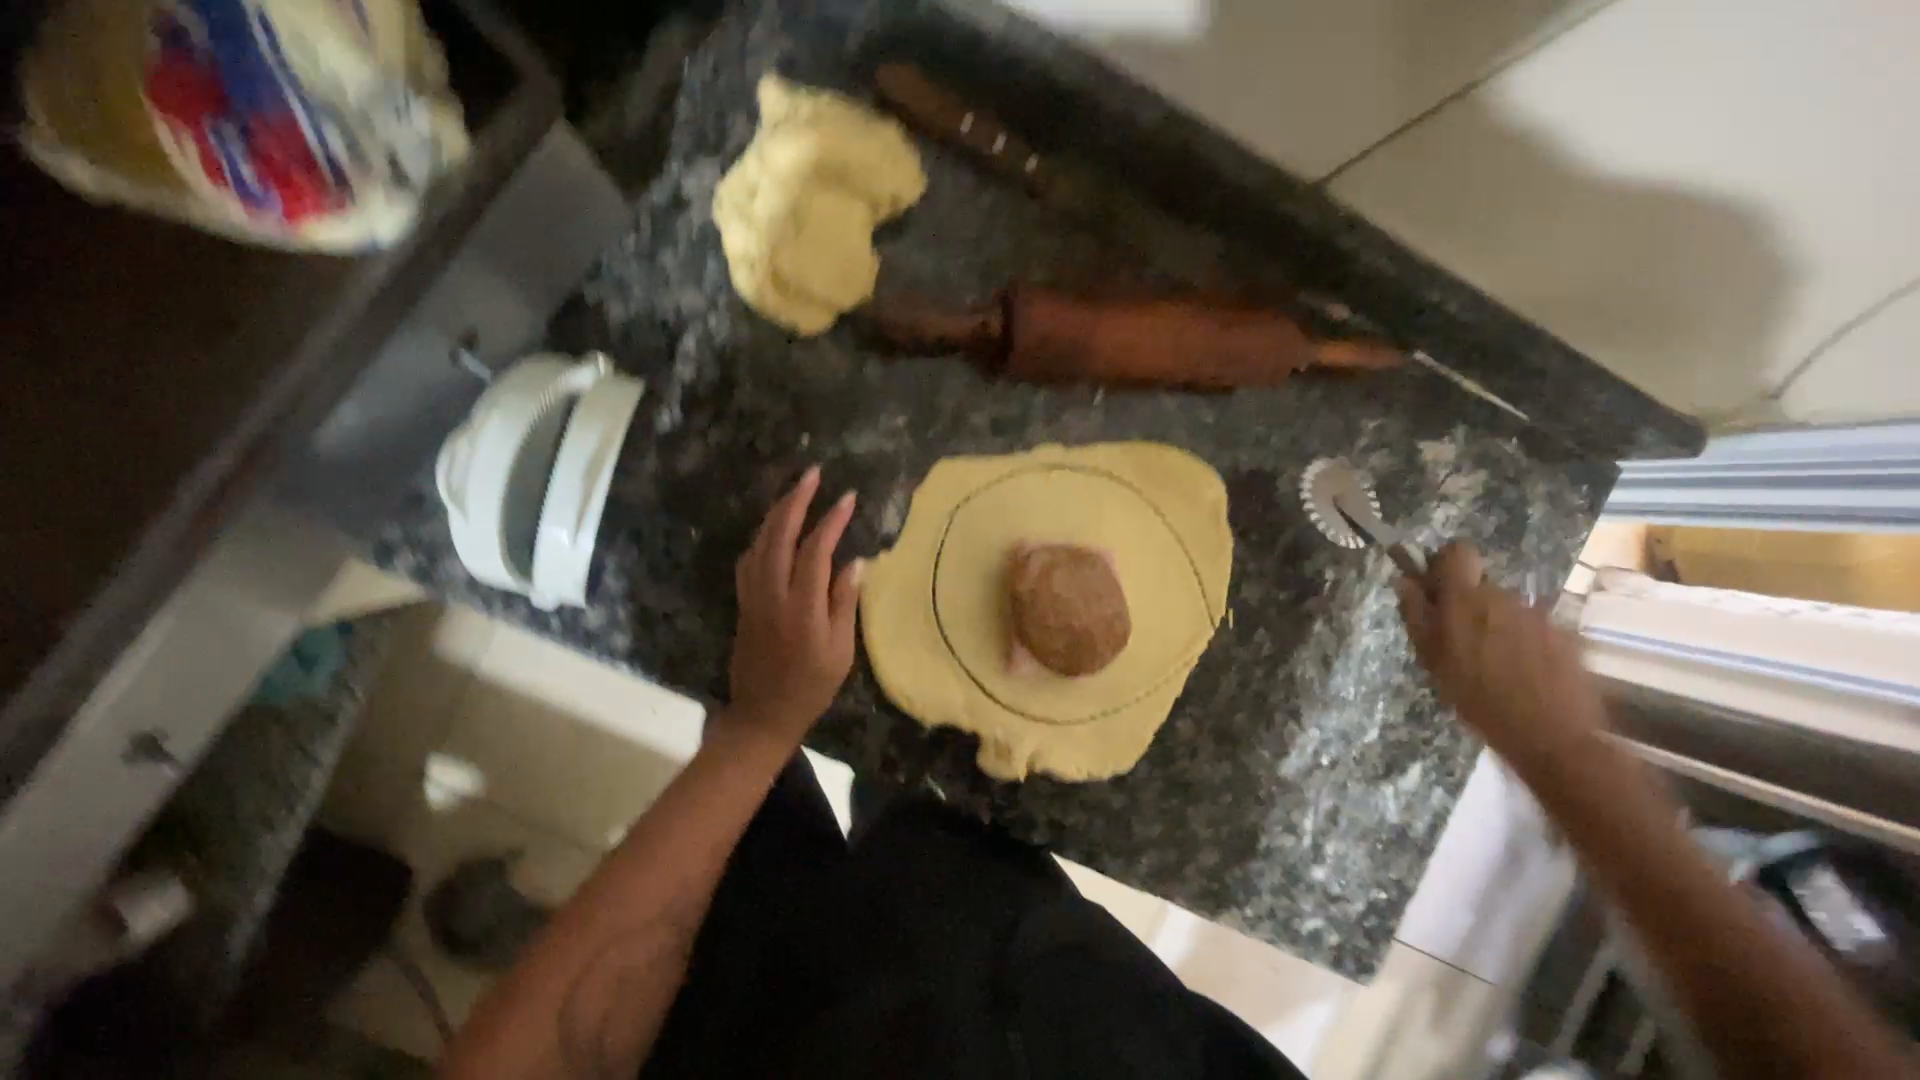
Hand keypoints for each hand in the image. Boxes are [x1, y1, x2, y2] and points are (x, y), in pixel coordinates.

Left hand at [718, 466, 863, 752]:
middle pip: (779, 535)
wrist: (761, 714)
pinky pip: (749, 558)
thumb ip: (844, 604)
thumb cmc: (810, 688)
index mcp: (801, 607)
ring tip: (795, 491)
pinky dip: (761, 536)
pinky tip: (773, 529)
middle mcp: (772, 594)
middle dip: (796, 500)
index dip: (832, 520)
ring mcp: (752, 597)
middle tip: (813, 474)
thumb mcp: (840, 652)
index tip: (848, 497)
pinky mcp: (743, 603)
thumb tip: (855, 562)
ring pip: (759, 542)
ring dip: (777, 512)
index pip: (816, 550)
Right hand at [1394, 542, 1609, 766]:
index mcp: (1466, 599)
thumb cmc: (1478, 699)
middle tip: (1463, 642)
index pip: (1458, 552)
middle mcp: (1504, 596)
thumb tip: (1404, 581)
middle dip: (1471, 604)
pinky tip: (1525, 674)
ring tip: (1496, 665)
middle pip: (1483, 585)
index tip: (1438, 590)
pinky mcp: (1566, 634)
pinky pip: (1536, 628)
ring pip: (1509, 608)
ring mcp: (1539, 614)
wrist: (1552, 735)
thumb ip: (1417, 616)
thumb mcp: (1433, 661)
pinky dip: (1527, 644)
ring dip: (1499, 626)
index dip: (1446, 564)